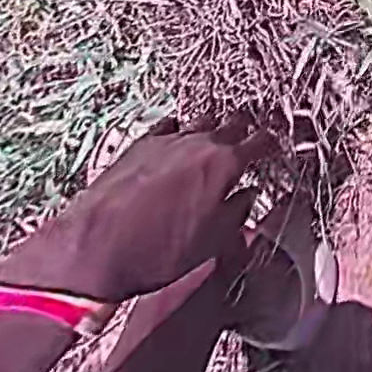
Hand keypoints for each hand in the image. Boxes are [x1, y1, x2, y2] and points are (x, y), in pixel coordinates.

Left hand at [0, 116, 275, 302]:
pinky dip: (182, 130)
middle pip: (235, 122)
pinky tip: (179, 140)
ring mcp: (171, 138)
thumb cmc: (152, 251)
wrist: (96, 247)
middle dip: (247, 130)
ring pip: (205, 120)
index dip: (273, 144)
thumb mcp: (211, 243)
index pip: (262, 141)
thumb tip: (246, 199)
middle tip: (251, 139)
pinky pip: (172, 125)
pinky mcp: (144, 142)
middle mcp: (202, 142)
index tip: (275, 148)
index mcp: (225, 164)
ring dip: (215, 128)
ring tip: (217, 140)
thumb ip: (237, 213)